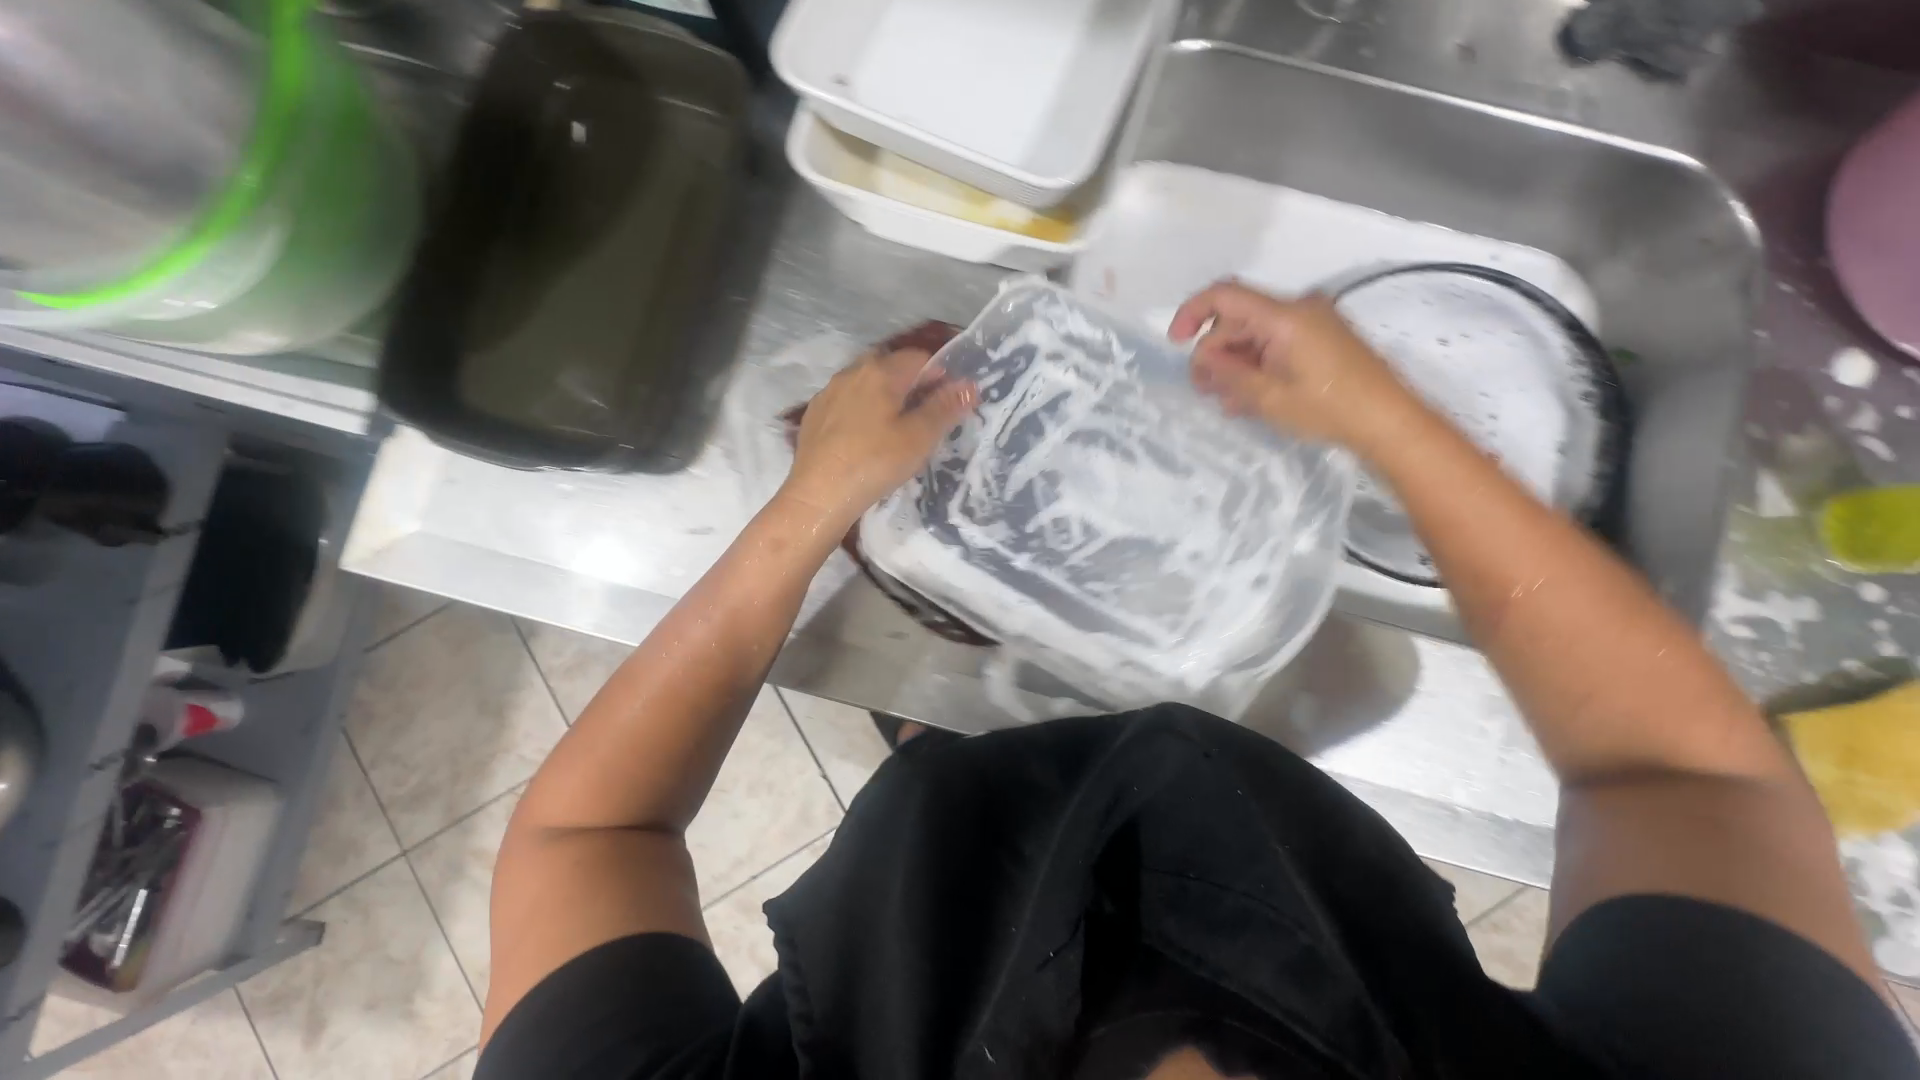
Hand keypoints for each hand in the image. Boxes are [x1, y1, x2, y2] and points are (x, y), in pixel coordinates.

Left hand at [779, 347, 975, 526]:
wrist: (819, 494)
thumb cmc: (875, 462)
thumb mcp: (919, 438)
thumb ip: (945, 408)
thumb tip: (969, 385)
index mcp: (881, 371)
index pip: (920, 358)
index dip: (940, 376)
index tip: (948, 403)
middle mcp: (852, 371)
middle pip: (890, 366)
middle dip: (911, 384)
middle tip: (923, 417)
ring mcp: (829, 392)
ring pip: (866, 384)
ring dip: (884, 397)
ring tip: (894, 429)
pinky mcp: (814, 414)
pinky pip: (846, 401)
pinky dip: (861, 411)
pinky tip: (864, 439)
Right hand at [1169, 281, 1420, 451]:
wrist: (1389, 421)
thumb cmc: (1328, 409)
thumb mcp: (1268, 397)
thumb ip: (1228, 374)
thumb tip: (1203, 360)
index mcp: (1284, 316)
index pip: (1224, 295)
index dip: (1192, 313)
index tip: (1176, 342)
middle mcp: (1298, 309)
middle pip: (1238, 319)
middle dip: (1214, 351)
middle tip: (1203, 389)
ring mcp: (1313, 323)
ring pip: (1256, 334)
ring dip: (1234, 362)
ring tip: (1225, 399)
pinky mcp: (1322, 338)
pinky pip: (1277, 343)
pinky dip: (1257, 364)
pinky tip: (1247, 396)